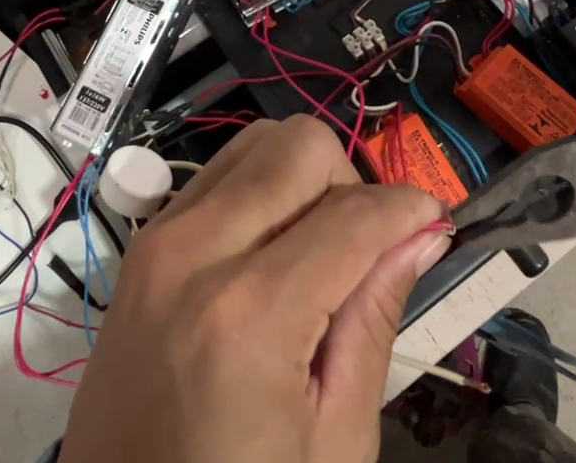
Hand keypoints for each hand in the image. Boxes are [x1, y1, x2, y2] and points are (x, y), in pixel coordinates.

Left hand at [60, 115, 449, 462]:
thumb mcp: (332, 439)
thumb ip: (374, 319)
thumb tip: (421, 234)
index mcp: (249, 313)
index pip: (354, 215)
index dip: (410, 210)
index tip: (435, 224)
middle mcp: (195, 252)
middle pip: (300, 147)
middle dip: (351, 182)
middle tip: (366, 247)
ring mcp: (157, 240)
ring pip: (255, 141)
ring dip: (303, 177)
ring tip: (317, 247)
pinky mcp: (140, 245)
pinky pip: (216, 173)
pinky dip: (259, 187)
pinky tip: (270, 249)